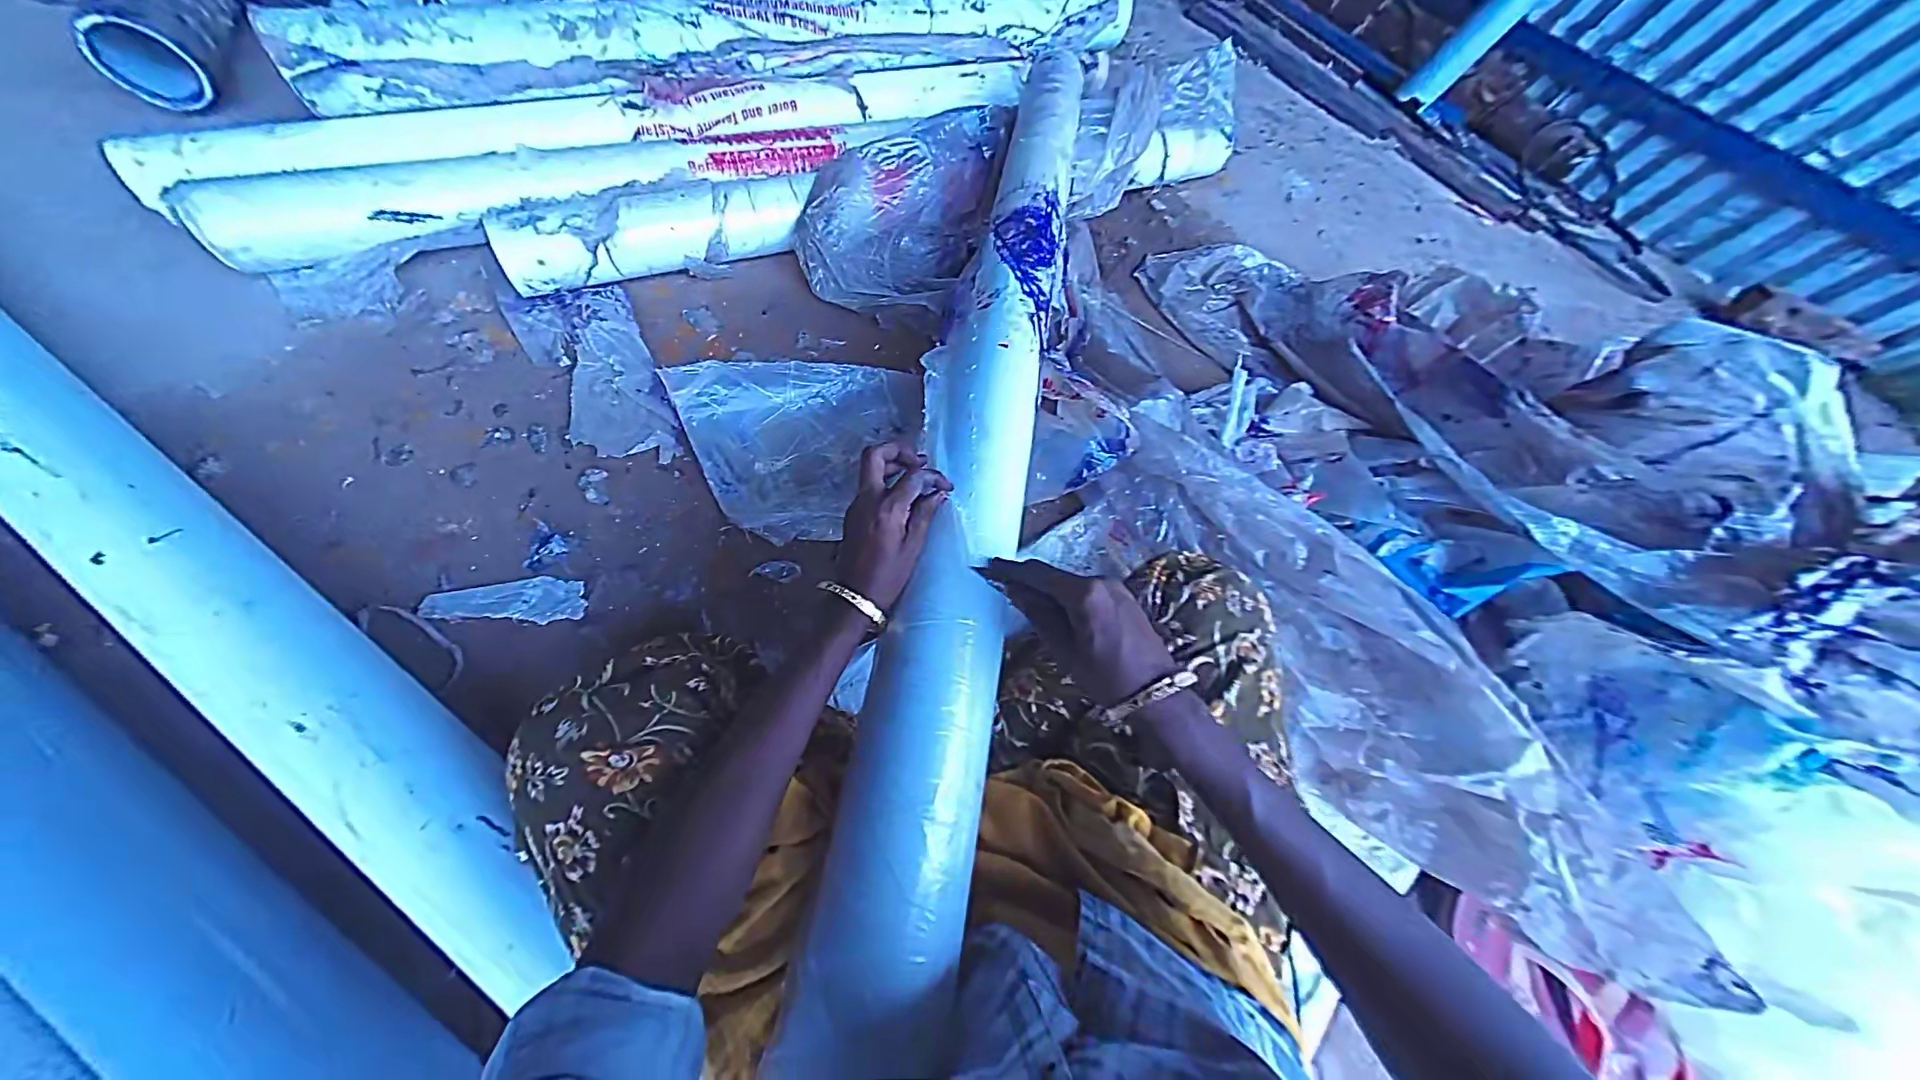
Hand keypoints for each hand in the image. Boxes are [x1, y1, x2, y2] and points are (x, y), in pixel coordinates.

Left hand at [836, 441, 951, 610]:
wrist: (855, 595)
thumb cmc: (888, 576)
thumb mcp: (913, 546)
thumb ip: (925, 514)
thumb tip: (937, 494)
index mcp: (886, 508)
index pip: (912, 477)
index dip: (933, 476)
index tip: (945, 486)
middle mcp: (867, 499)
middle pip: (876, 455)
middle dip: (899, 450)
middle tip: (919, 461)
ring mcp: (856, 504)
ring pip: (870, 468)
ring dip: (892, 464)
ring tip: (915, 475)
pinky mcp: (853, 512)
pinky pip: (869, 485)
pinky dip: (886, 481)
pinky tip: (903, 495)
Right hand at [978, 558, 1177, 704]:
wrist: (1155, 692)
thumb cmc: (1105, 677)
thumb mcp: (1064, 650)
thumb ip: (1039, 615)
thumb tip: (1015, 590)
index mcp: (1084, 593)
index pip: (1038, 574)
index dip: (1011, 570)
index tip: (989, 567)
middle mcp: (1100, 581)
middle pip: (1054, 575)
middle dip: (1028, 579)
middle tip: (1001, 583)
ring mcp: (1114, 587)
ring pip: (1070, 583)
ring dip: (1048, 589)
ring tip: (1024, 599)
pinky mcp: (1123, 596)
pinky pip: (1086, 590)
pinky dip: (1066, 595)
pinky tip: (1055, 608)